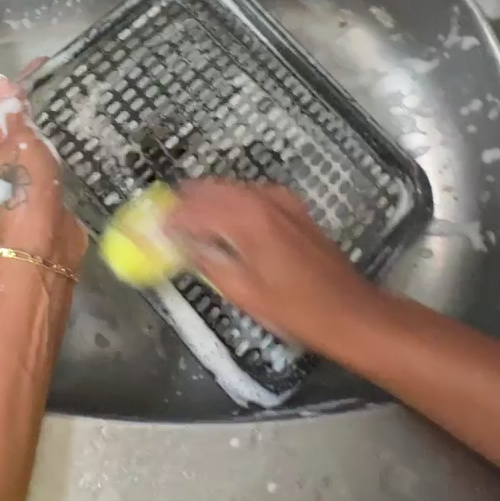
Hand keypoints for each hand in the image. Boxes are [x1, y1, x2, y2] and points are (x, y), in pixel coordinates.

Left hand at [0, 66, 86, 270]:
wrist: (43, 243)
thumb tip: (2, 82)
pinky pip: (51, 163)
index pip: (4, 105)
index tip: (46, 64)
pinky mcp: (43, 192)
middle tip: (64, 81)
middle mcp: (0, 161)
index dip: (23, 83)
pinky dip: (61, 151)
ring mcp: (22, 178)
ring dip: (50, 128)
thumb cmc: (27, 188)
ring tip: (73, 106)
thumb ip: (15, 113)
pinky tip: (77, 142)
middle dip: (36, 105)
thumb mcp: (21, 142)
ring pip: (35, 144)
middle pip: (17, 124)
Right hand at [166, 179, 378, 347]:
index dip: (166, 219)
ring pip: (228, 188)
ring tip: (185, 224)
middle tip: (161, 223)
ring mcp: (279, 199)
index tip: (148, 229)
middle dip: (181, 203)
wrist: (351, 312)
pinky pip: (248, 194)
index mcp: (246, 218)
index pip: (192, 209)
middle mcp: (261, 199)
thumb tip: (178, 245)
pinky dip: (228, 202)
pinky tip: (222, 223)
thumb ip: (206, 260)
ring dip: (203, 201)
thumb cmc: (296, 309)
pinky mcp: (291, 207)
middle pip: (208, 189)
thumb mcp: (242, 291)